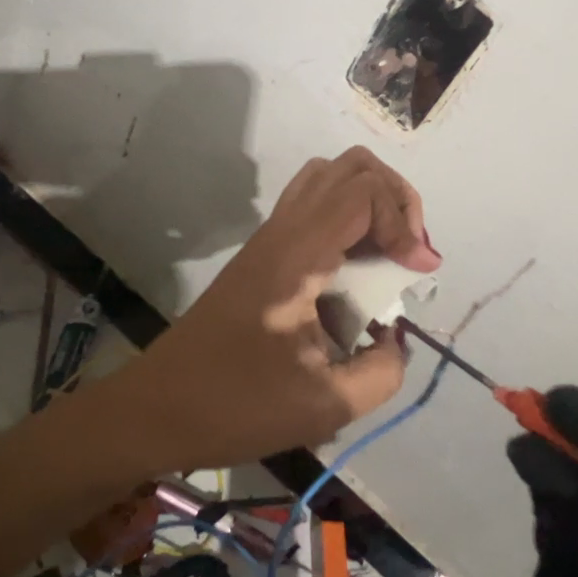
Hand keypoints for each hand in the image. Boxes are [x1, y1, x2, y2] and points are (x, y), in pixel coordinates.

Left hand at [99, 147, 440, 471]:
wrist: (158, 409)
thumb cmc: (237, 407)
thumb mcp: (325, 405)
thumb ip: (382, 371)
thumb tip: (394, 340)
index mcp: (298, 255)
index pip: (364, 192)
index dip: (404, 221)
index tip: (419, 272)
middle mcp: (284, 230)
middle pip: (353, 167)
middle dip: (397, 200)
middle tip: (409, 253)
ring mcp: (270, 236)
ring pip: (330, 175)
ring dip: (372, 201)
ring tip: (388, 250)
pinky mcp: (263, 252)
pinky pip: (313, 201)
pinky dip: (348, 214)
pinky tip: (355, 265)